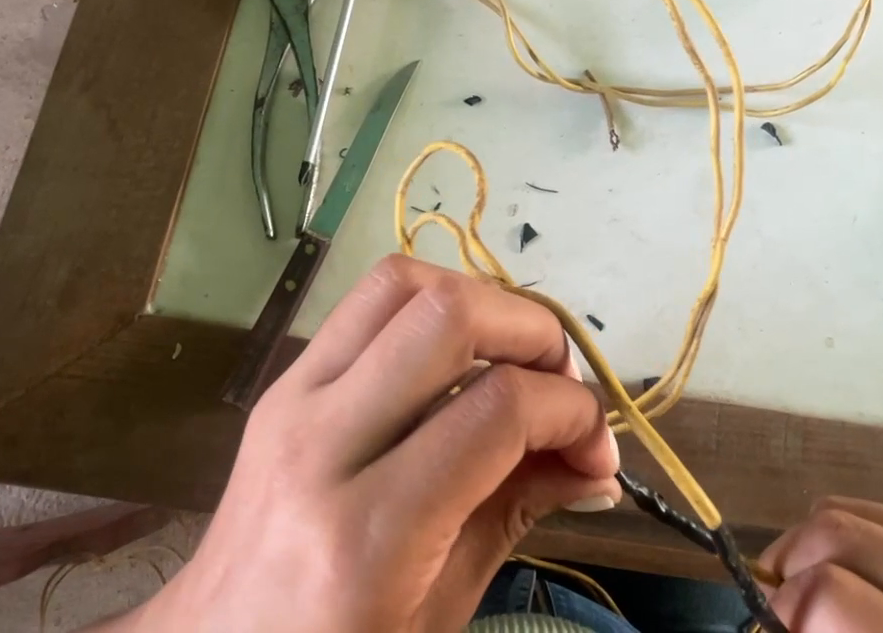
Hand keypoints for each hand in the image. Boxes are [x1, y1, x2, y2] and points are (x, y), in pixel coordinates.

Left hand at [133, 256, 620, 631]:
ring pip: (402, 283)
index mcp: (367, 534)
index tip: (594, 445)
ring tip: (512, 357)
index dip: (570, 410)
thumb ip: (519, 511)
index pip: (496, 410)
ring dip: (480, 302)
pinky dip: (433, 306)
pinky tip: (460, 356)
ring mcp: (291, 398)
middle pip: (447, 315)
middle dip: (531, 330)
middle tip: (559, 383)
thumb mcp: (441, 608)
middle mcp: (321, 444)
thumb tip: (598, 462)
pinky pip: (369, 303)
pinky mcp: (284, 379)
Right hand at [760, 497, 882, 631]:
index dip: (784, 604)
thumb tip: (776, 602)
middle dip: (790, 561)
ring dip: (819, 548)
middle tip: (777, 595)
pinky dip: (856, 542)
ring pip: (853, 510)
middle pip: (842, 534)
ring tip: (818, 585)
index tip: (771, 621)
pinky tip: (876, 583)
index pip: (837, 594)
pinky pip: (881, 510)